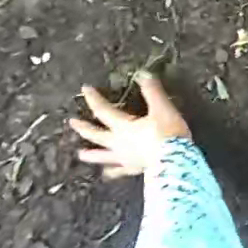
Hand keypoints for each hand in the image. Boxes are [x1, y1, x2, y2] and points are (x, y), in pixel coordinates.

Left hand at [70, 72, 190, 177]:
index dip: (94, 98)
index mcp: (123, 126)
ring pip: (103, 155)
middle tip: (72, 122)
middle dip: (84, 127)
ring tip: (81, 154)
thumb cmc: (168, 135)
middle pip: (96, 134)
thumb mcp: (162, 108)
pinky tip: (107, 174)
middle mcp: (119, 143)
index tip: (85, 89)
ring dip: (92, 154)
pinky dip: (112, 172)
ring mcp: (125, 158)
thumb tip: (143, 73)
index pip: (103, 110)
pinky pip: (120, 171)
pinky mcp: (134, 169)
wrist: (175, 161)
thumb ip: (152, 91)